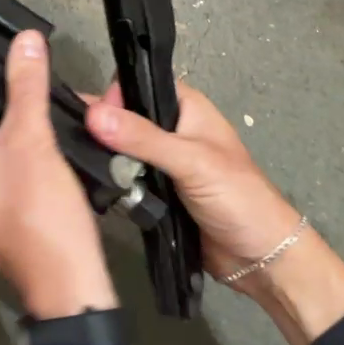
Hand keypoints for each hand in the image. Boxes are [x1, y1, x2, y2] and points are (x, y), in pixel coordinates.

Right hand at [86, 81, 343, 344]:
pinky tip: (94, 189)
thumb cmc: (238, 198)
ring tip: (81, 171)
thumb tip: (91, 114)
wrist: (264, 259)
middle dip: (102, 133)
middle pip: (123, 118)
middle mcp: (170, 128)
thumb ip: (142, 138)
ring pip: (120, 150)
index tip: (95, 121)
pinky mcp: (156, 190)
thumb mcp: (191, 162)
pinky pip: (124, 178)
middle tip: (79, 148)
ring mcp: (162, 161)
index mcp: (184, 106)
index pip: (135, 84)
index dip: (113, 98)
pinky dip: (112, 183)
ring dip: (105, 161)